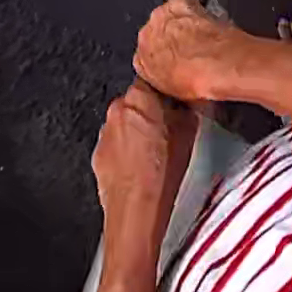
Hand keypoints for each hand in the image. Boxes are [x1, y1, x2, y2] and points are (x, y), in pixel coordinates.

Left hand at [92, 82, 196, 244]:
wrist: (135, 213)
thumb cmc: (161, 177)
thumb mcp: (189, 132)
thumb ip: (188, 107)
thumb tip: (192, 98)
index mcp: (139, 98)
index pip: (152, 78)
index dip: (166, 88)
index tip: (175, 98)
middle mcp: (118, 110)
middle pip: (138, 100)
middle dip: (153, 110)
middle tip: (171, 128)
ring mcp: (105, 133)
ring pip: (126, 122)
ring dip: (139, 130)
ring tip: (157, 153)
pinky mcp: (99, 154)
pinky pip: (116, 144)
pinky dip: (127, 150)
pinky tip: (143, 166)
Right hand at [134, 0, 252, 101]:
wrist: (218, 64)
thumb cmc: (200, 80)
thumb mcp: (179, 93)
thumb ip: (169, 82)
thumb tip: (179, 81)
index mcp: (142, 62)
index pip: (144, 57)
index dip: (160, 56)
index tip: (172, 59)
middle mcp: (147, 36)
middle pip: (153, 32)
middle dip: (167, 37)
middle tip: (187, 45)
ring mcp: (161, 17)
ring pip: (163, 13)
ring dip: (176, 19)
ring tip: (194, 28)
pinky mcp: (178, 2)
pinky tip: (192, 2)